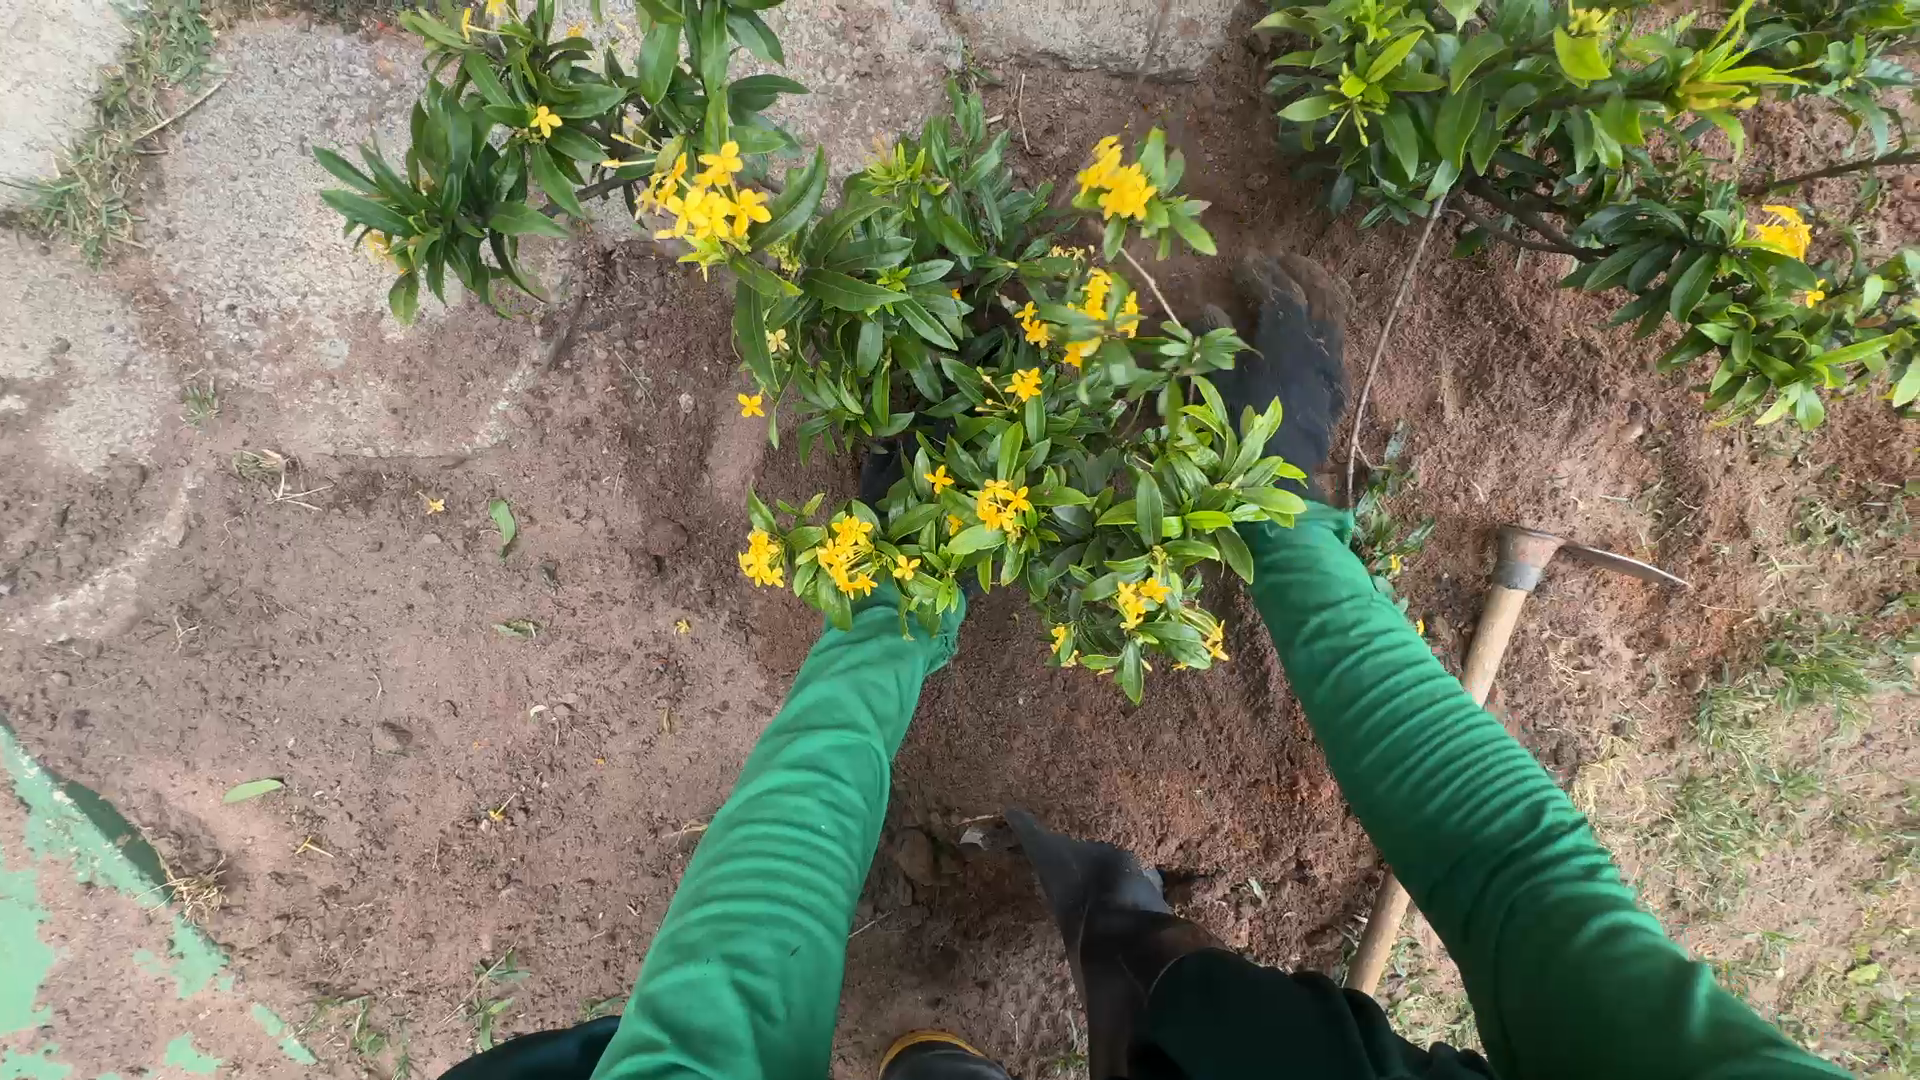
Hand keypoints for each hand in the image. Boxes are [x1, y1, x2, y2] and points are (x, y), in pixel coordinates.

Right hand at [1205, 253, 1349, 502]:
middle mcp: (1317, 350)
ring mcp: (1332, 368)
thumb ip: (1212, 343)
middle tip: (1275, 260)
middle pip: (1316, 294)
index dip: (1260, 274)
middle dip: (1295, 271)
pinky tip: (1312, 320)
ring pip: (1336, 313)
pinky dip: (1327, 318)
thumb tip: (1209, 309)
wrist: (1277, 483)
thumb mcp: (1215, 388)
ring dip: (1319, 288)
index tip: (1244, 262)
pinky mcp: (1337, 389)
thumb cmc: (1237, 435)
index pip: (1278, 294)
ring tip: (1301, 276)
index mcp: (1286, 346)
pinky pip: (1338, 339)